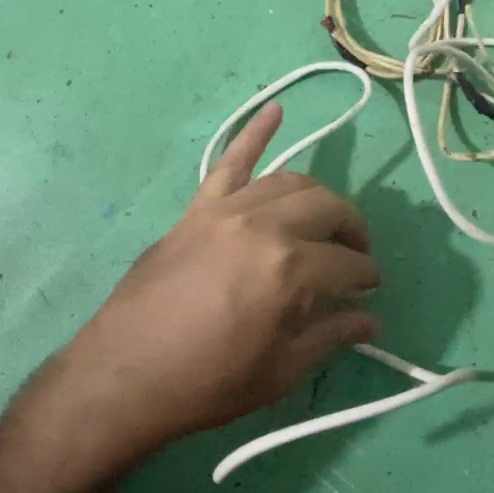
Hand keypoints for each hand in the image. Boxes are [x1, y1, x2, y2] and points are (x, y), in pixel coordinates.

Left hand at [34, 104, 381, 474]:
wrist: (122, 377)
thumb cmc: (206, 383)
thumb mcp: (279, 372)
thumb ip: (331, 337)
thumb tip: (372, 320)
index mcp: (291, 270)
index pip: (348, 263)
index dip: (366, 276)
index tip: (371, 288)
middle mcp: (265, 226)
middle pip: (328, 209)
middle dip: (352, 231)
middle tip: (355, 256)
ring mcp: (229, 210)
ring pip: (291, 181)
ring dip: (318, 197)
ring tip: (327, 219)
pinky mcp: (199, 208)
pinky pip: (231, 160)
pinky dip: (254, 132)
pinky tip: (275, 110)